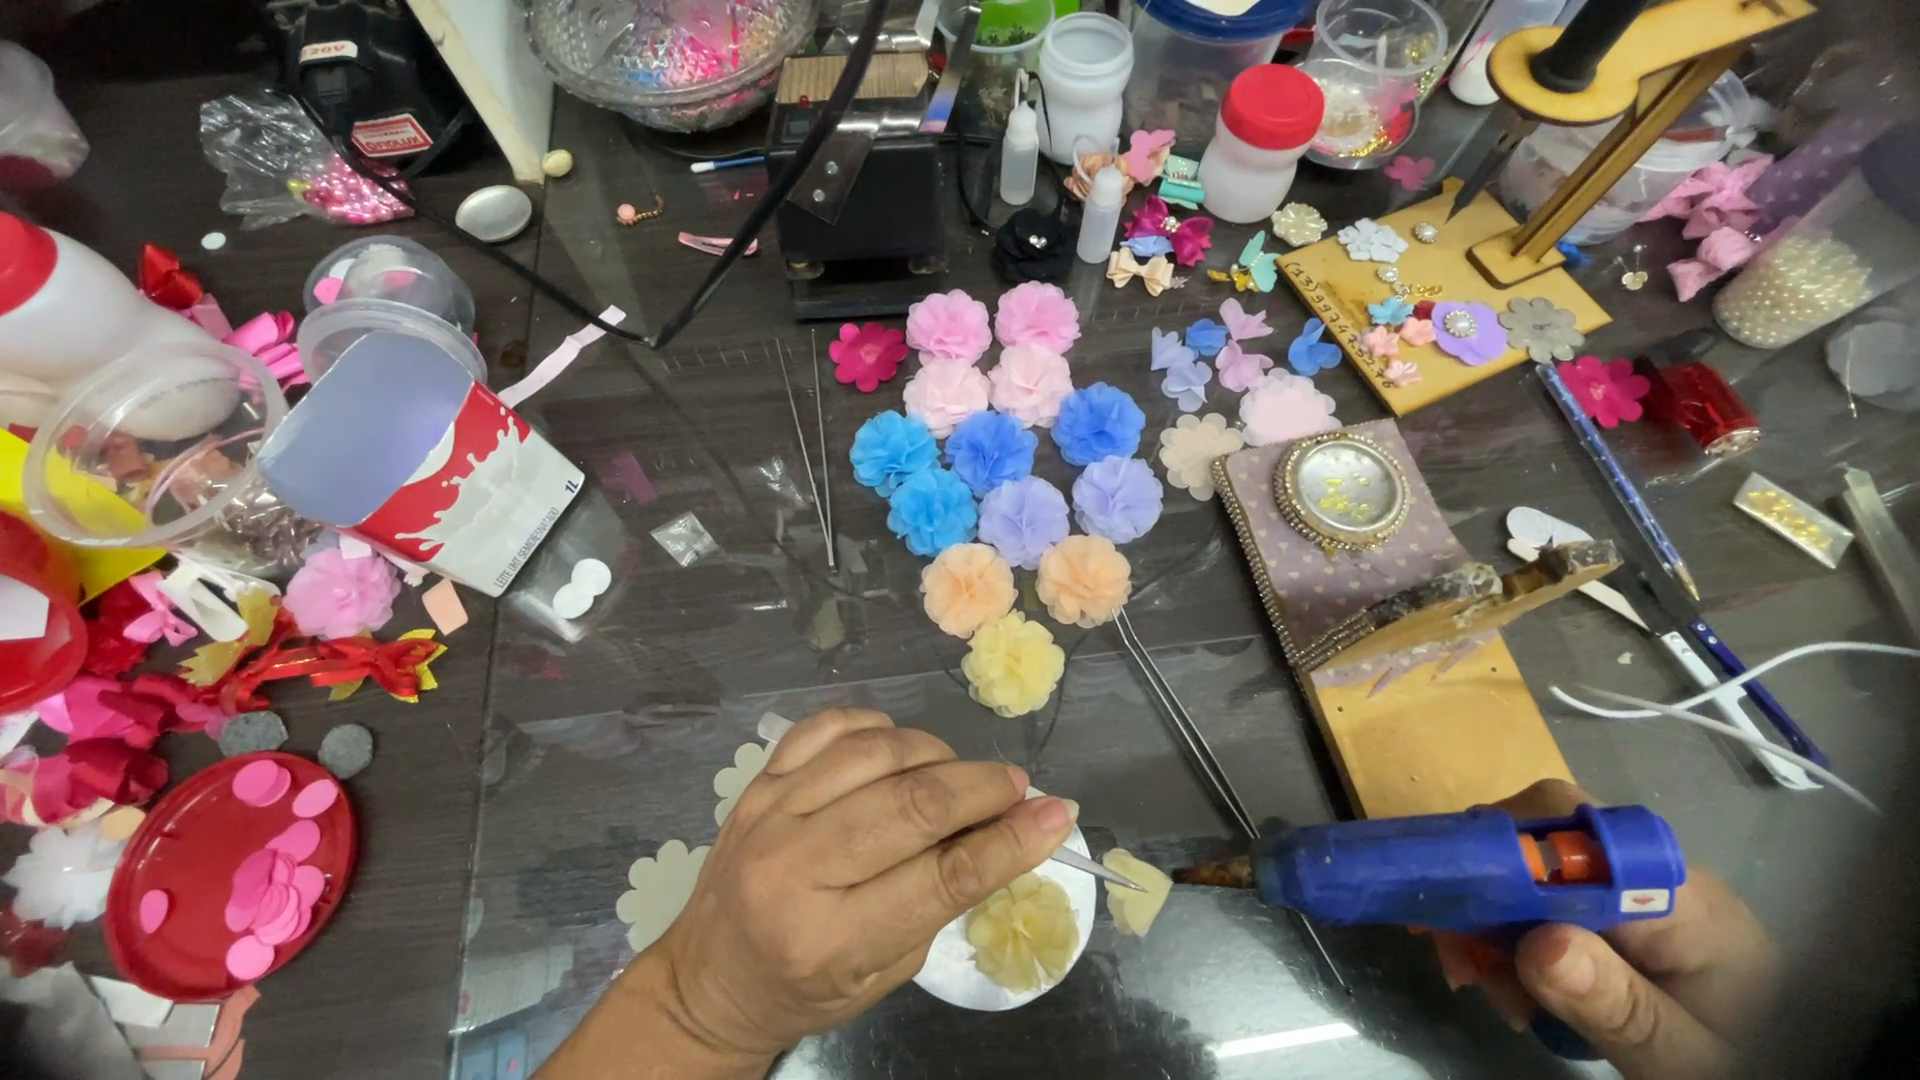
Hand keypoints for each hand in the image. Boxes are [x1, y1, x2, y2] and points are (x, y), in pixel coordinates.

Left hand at [549, 708, 1076, 1077]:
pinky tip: (898, 748)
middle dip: (979, 786)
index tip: (1056, 813)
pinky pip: (829, 725)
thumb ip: (944, 897)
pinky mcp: (757, 780)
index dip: (1009, 843)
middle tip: (1015, 784)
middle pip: (910, 803)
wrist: (709, 977)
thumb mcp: (886, 972)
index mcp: (829, 940)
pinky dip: (877, 726)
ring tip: (955, 774)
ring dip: (934, 753)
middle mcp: (793, 867)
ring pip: (875, 752)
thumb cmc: (805, 989)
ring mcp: (769, 812)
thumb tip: (1015, 829)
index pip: (940, 878)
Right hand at [1432, 780, 1777, 1079]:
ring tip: (1486, 987)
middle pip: (1533, 841)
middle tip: (1460, 963)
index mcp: (1678, 897)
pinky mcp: (1611, 912)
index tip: (1458, 906)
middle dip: (1481, 895)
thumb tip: (1539, 944)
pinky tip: (1508, 981)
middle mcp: (1646, 872)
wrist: (1791, 1074)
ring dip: (1485, 922)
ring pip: (1523, 868)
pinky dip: (1504, 933)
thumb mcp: (1684, 1058)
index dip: (1502, 850)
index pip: (1572, 829)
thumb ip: (1618, 1004)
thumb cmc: (1744, 1064)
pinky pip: (1536, 898)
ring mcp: (1627, 889)